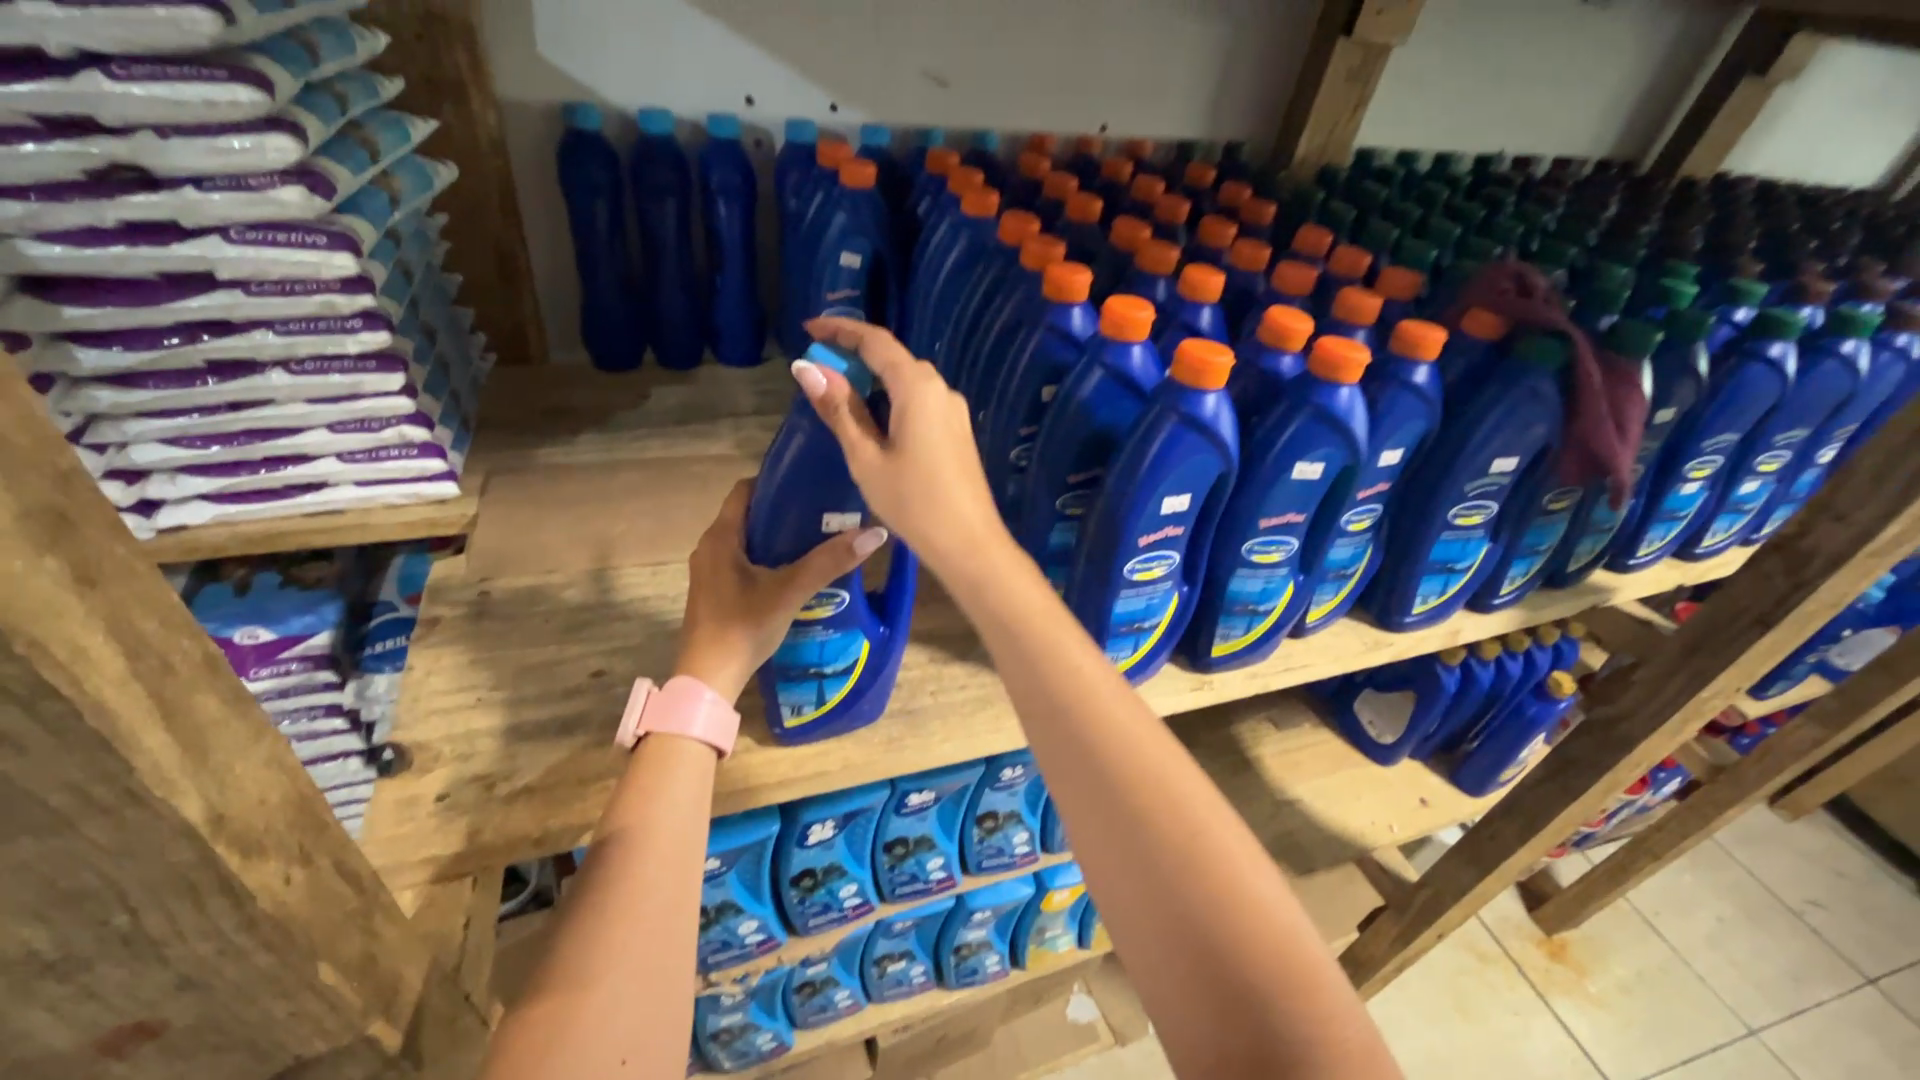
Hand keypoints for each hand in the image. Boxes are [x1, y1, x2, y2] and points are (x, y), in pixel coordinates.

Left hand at [675, 478, 887, 701]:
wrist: (708, 679)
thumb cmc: (743, 627)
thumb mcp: (790, 591)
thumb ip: (829, 561)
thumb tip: (874, 533)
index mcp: (720, 537)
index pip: (745, 491)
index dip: (775, 482)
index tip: (809, 484)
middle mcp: (710, 548)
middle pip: (748, 516)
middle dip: (784, 512)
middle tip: (822, 513)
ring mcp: (710, 573)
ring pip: (747, 542)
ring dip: (777, 538)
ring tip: (815, 540)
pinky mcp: (716, 594)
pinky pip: (743, 563)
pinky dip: (768, 560)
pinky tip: (795, 573)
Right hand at [794, 316, 1011, 574]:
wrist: (969, 543)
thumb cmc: (912, 503)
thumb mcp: (865, 457)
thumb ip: (839, 409)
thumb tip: (807, 368)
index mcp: (917, 387)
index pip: (875, 340)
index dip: (839, 330)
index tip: (808, 328)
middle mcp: (940, 388)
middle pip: (892, 358)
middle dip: (853, 356)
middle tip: (816, 369)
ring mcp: (953, 410)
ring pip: (906, 382)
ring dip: (871, 382)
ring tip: (836, 397)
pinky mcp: (957, 430)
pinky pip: (919, 402)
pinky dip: (890, 401)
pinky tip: (871, 423)